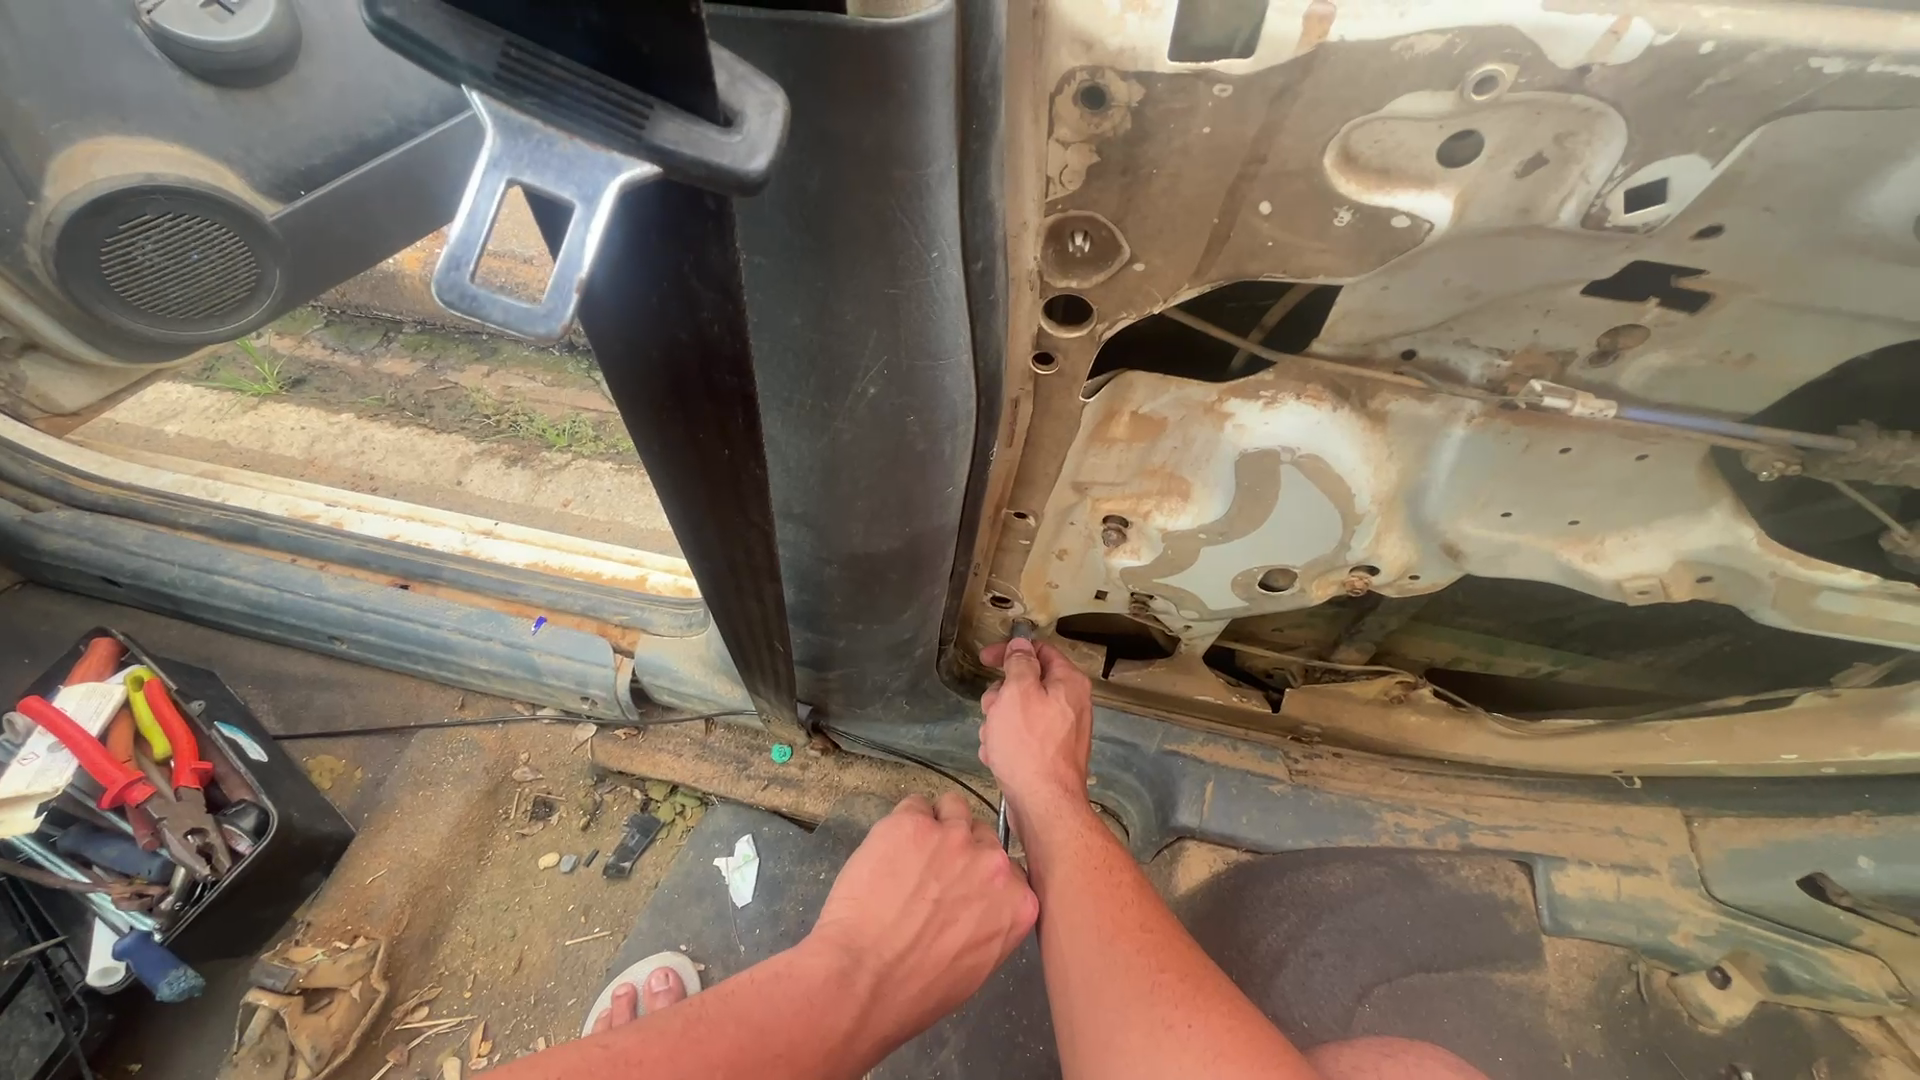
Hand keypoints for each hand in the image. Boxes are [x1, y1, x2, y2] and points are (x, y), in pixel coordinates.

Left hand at [806, 793, 1037, 1037]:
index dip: (981, 877)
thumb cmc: (915, 992)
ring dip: (935, 824)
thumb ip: (989, 922)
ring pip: (952, 807)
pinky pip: (914, 805)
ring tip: (909, 853)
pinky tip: (887, 850)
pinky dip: (901, 824)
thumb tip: (975, 904)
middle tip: (930, 875)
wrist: (861, 980)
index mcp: (1018, 903)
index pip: (1008, 870)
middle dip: (960, 850)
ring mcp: (954, 837)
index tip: (961, 889)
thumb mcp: (976, 967)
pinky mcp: (914, 823)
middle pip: (982, 835)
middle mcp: (993, 863)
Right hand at [978, 637, 1093, 810]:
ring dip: (999, 723)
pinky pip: (1023, 738)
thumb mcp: (1017, 693)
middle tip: (991, 710)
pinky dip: (1006, 744)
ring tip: (993, 740)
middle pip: (1027, 684)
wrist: (1044, 805)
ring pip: (1020, 713)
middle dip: (1000, 696)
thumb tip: (1021, 645)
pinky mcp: (1051, 755)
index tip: (984, 659)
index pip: (1039, 651)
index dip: (1009, 651)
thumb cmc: (1029, 747)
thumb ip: (1019, 663)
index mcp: (1068, 682)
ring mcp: (1062, 732)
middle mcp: (1071, 704)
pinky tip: (998, 757)